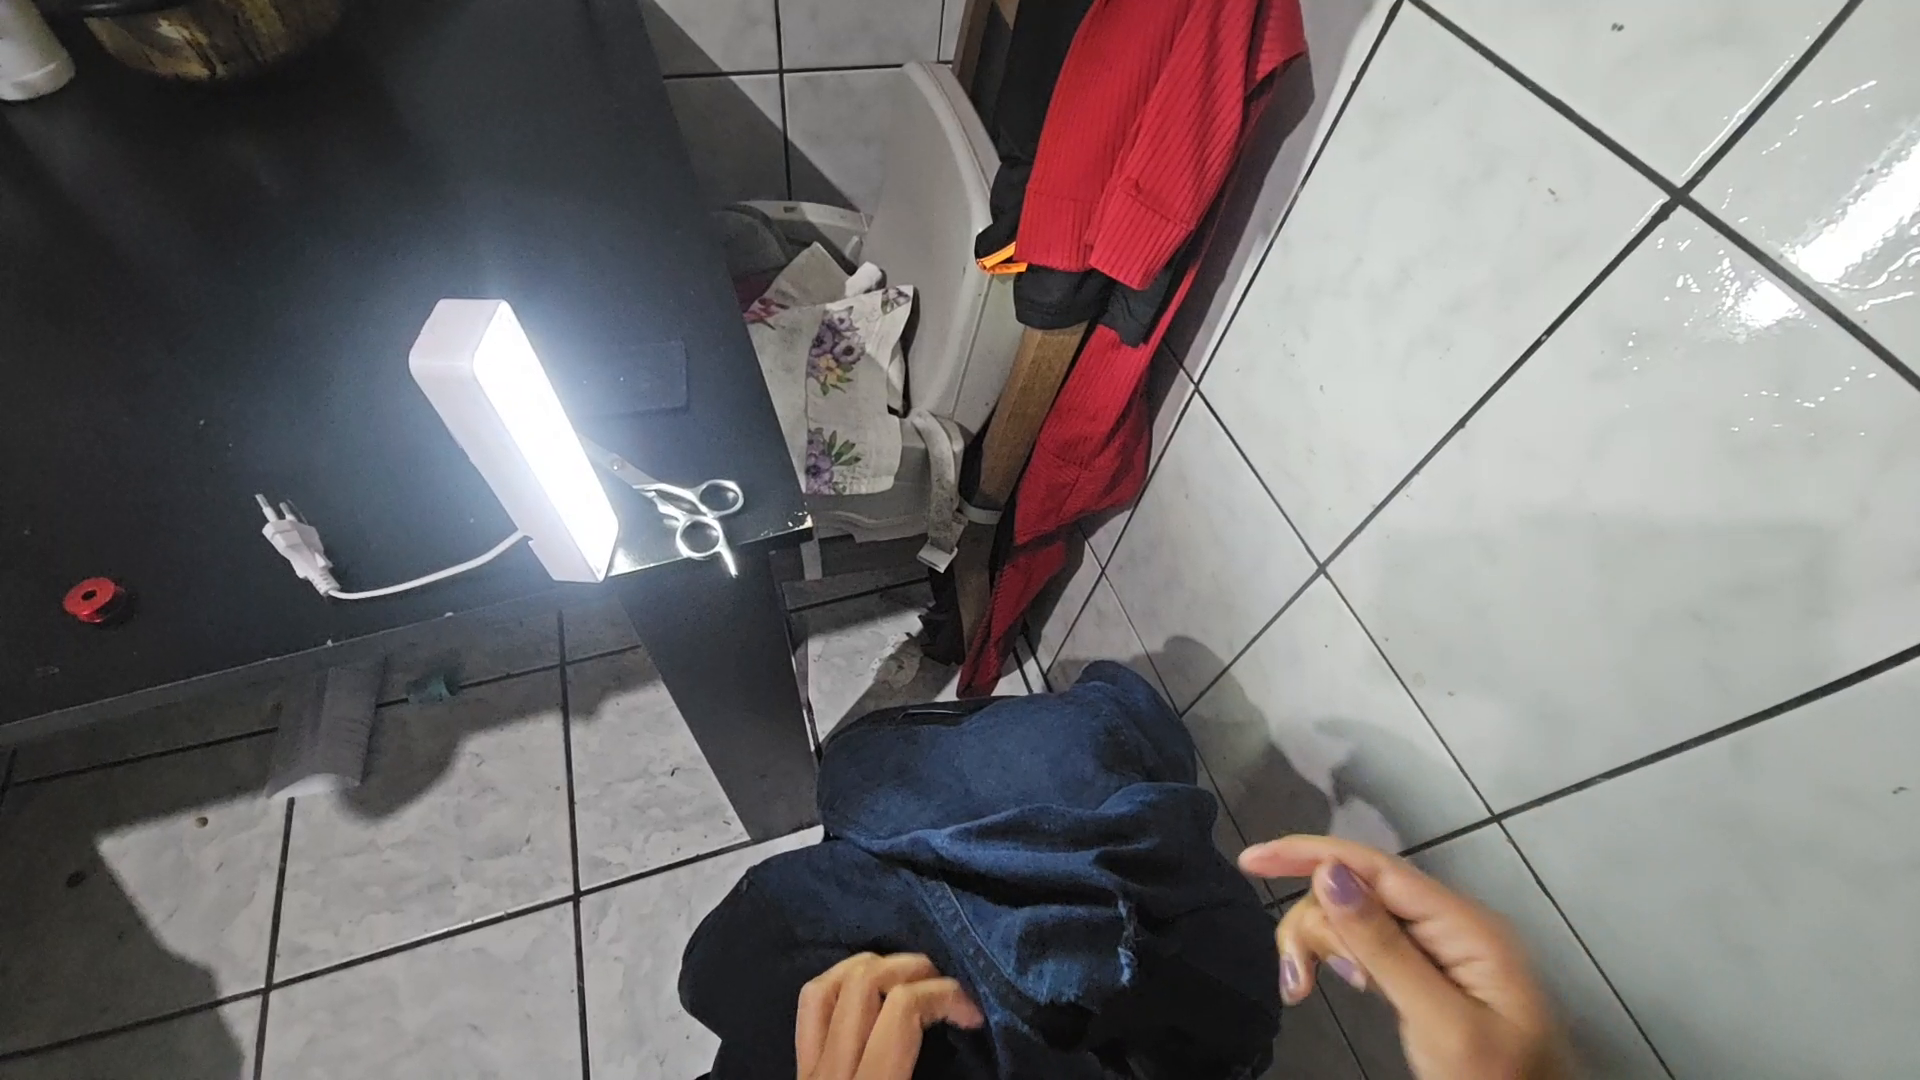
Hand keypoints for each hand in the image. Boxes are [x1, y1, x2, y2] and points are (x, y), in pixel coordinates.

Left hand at [796, 953, 985, 1079]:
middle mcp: (832, 1069)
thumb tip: (973, 1025)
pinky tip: (867, 989)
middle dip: (913, 968)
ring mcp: (807, 1069)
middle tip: (945, 986)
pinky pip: (810, 1008)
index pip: (902, 1008)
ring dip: (872, 966)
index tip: (973, 1013)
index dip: (945, 995)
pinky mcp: (798, 1071)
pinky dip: (839, 984)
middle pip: (864, 981)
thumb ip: (943, 1071)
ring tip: (907, 979)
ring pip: (827, 985)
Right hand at [1240, 836, 1571, 1079]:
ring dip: (1321, 944)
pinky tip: (1338, 982)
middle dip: (1314, 924)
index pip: (1372, 866)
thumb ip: (1384, 946)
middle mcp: (1448, 921)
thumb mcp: (1440, 1024)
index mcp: (1463, 925)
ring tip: (1306, 990)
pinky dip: (1339, 955)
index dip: (1307, 853)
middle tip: (1294, 980)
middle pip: (1354, 890)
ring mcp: (1438, 944)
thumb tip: (1327, 872)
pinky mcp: (1426, 967)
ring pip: (1352, 914)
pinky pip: (1366, 940)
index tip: (1249, 861)